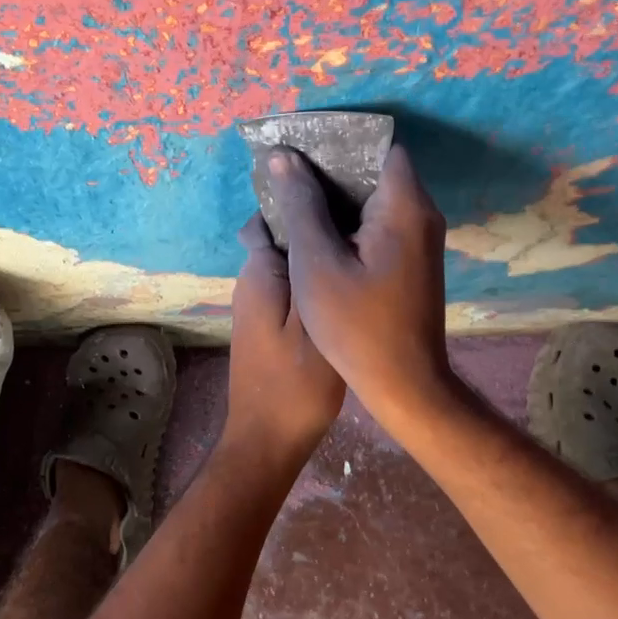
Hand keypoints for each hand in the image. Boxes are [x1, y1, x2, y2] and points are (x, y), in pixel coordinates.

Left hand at [224, 214, 347, 459]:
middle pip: (282, 232)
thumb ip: (305, 265)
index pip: (273, 213)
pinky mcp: (267, 318)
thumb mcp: (312, 321)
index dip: (300, 193)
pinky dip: (314, 271)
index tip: (341, 183)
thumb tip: (297, 211)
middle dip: (313, 217)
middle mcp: (252, 277)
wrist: (269, 435)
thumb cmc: (297, 381)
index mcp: (259, 270)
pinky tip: (347, 276)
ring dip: (317, 245)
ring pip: (289, 256)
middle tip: (365, 210)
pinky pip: (291, 279)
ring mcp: (257, 299)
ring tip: (364, 237)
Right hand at [263, 144, 462, 430]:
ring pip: (370, 197)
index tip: (297, 144)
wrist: (403, 384)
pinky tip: (307, 230)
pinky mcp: (406, 258)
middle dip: (325, 167)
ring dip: (330, 195)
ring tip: (284, 197)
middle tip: (279, 172)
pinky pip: (372, 221)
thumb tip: (281, 157)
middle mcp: (419, 214)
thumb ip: (299, 205)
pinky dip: (342, 219)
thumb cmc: (356, 323)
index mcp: (403, 207)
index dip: (337, 140)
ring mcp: (416, 238)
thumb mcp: (316, 261)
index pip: (376, 146)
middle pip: (371, 169)